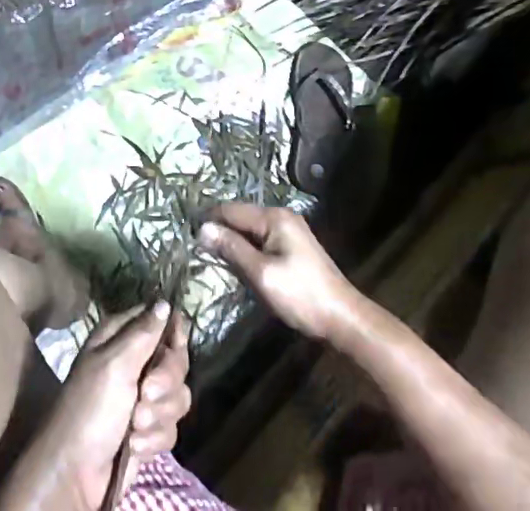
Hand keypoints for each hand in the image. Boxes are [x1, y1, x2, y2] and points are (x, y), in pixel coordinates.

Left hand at [41, 302, 190, 506]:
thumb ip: (144, 333)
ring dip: (158, 415)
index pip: (161, 319)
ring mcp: (142, 396)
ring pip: (178, 395)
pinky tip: (134, 445)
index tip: (172, 348)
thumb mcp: (114, 365)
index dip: (173, 333)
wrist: (76, 472)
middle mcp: (134, 361)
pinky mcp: (148, 427)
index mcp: (121, 337)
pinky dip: (154, 438)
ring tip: (134, 426)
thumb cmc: (91, 409)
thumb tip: (165, 302)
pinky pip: (171, 425)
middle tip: (144, 394)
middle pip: (176, 359)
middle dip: (165, 382)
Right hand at [198, 203, 362, 341]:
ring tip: (210, 255)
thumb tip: (203, 229)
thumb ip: (232, 248)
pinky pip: (261, 240)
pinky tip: (236, 261)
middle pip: (241, 217)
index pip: (231, 210)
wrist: (342, 318)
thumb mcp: (261, 273)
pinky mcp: (292, 246)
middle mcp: (281, 217)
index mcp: (274, 218)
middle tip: (195, 248)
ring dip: (232, 240)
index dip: (209, 221)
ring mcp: (289, 231)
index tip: (186, 235)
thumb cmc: (301, 295)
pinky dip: (246, 248)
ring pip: (250, 229)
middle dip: (220, 229)